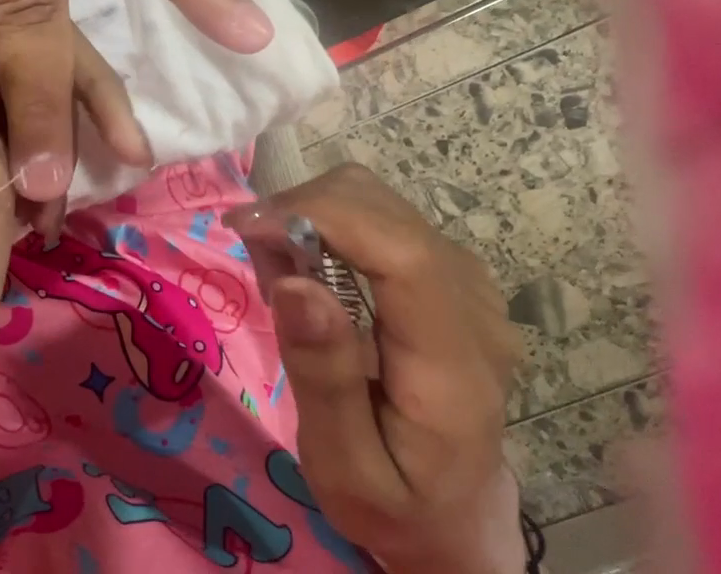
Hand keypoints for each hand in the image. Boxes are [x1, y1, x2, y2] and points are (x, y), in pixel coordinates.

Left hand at [0, 19, 146, 446]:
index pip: (17, 34)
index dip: (75, 83)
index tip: (122, 144)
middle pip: (37, 64)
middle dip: (70, 129)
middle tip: (94, 181)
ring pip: (42, 101)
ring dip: (62, 158)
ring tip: (51, 216)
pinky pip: (33, 133)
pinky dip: (50, 173)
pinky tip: (45, 220)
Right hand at [226, 166, 524, 572]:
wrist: (454, 520)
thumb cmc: (391, 502)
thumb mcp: (343, 466)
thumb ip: (324, 378)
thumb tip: (297, 284)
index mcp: (453, 364)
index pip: (402, 252)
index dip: (319, 217)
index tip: (245, 226)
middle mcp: (475, 308)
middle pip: (384, 209)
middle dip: (301, 212)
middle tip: (256, 260)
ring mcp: (470, 286)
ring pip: (379, 200)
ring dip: (310, 215)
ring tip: (279, 269)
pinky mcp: (451, 276)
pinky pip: (382, 217)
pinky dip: (328, 222)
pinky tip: (310, 270)